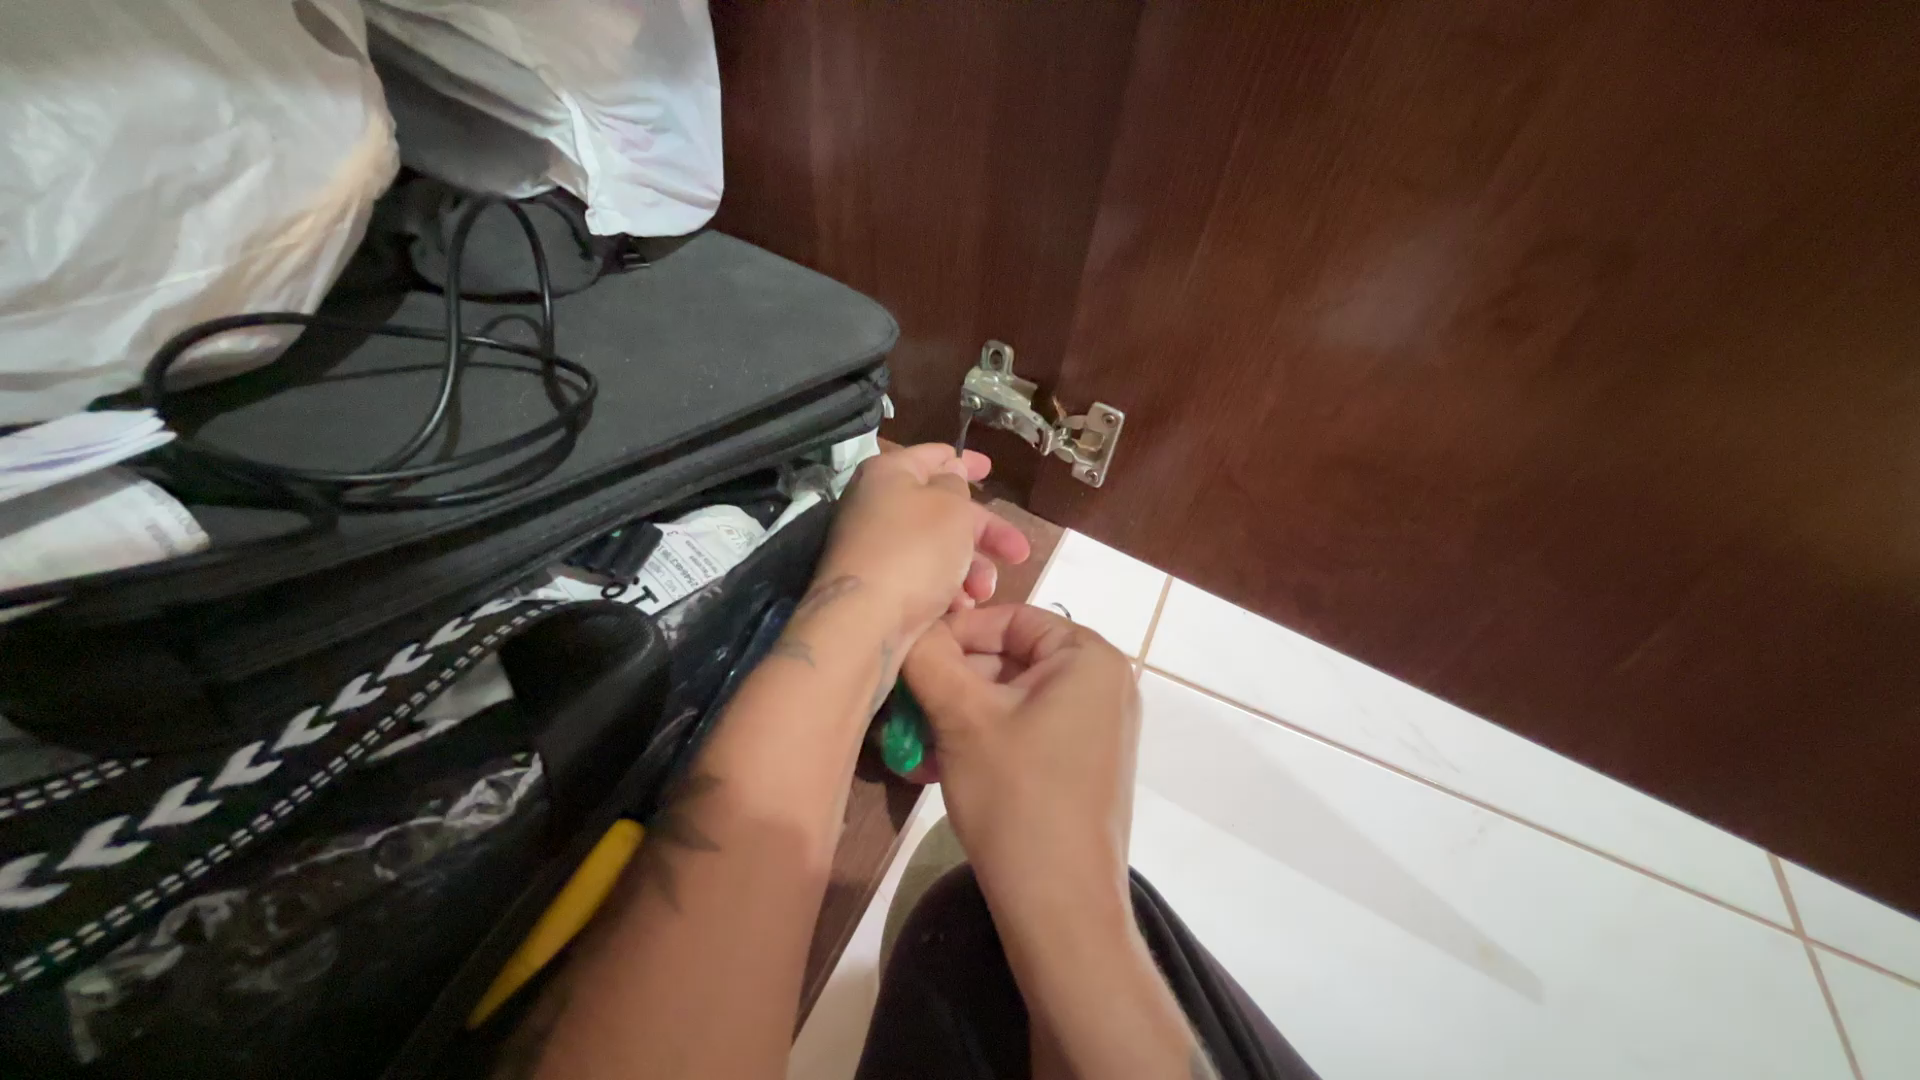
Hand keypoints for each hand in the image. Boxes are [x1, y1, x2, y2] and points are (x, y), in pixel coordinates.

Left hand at [814, 444, 1030, 640]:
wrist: (865, 621)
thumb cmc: (915, 550)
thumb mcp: (950, 506)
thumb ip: (956, 484)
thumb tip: (949, 474)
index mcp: (890, 473)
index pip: (933, 456)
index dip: (964, 461)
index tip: (990, 468)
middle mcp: (878, 505)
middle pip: (944, 509)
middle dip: (985, 534)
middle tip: (1019, 552)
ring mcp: (878, 547)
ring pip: (939, 548)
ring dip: (971, 568)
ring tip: (984, 591)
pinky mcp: (880, 585)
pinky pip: (923, 577)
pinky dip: (946, 588)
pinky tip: (962, 606)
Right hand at [902, 605, 1139, 920]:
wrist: (1060, 907)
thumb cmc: (1016, 796)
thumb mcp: (963, 717)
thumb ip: (930, 657)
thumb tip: (907, 624)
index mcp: (1089, 657)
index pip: (1009, 619)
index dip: (954, 633)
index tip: (907, 657)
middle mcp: (1101, 683)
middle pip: (1007, 659)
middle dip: (949, 683)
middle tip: (901, 705)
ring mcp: (1094, 726)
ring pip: (1008, 699)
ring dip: (955, 715)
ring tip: (910, 741)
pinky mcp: (1081, 763)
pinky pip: (1023, 731)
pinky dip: (980, 740)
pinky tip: (934, 765)